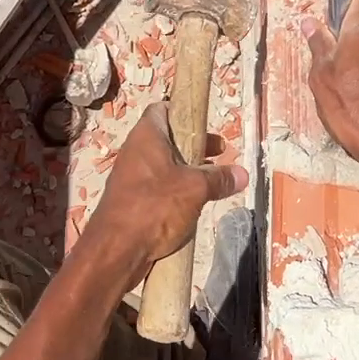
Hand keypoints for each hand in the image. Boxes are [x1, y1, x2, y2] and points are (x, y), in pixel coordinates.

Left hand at [80, 103, 248, 284]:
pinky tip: (194, 204)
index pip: (163, 109)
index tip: (206, 122)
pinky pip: (158, 187)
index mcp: (147, 136)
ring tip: (213, 180)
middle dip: (195, 145)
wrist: (115, 250)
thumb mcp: (195, 189)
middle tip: (219, 152)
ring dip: (188, 169)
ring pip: (165, 165)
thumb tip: (242, 174)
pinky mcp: (132, 200)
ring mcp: (131, 177)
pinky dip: (176, 190)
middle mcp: (136, 151)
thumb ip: (219, 179)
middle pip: (169, 138)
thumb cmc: (155, 206)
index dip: (184, 111)